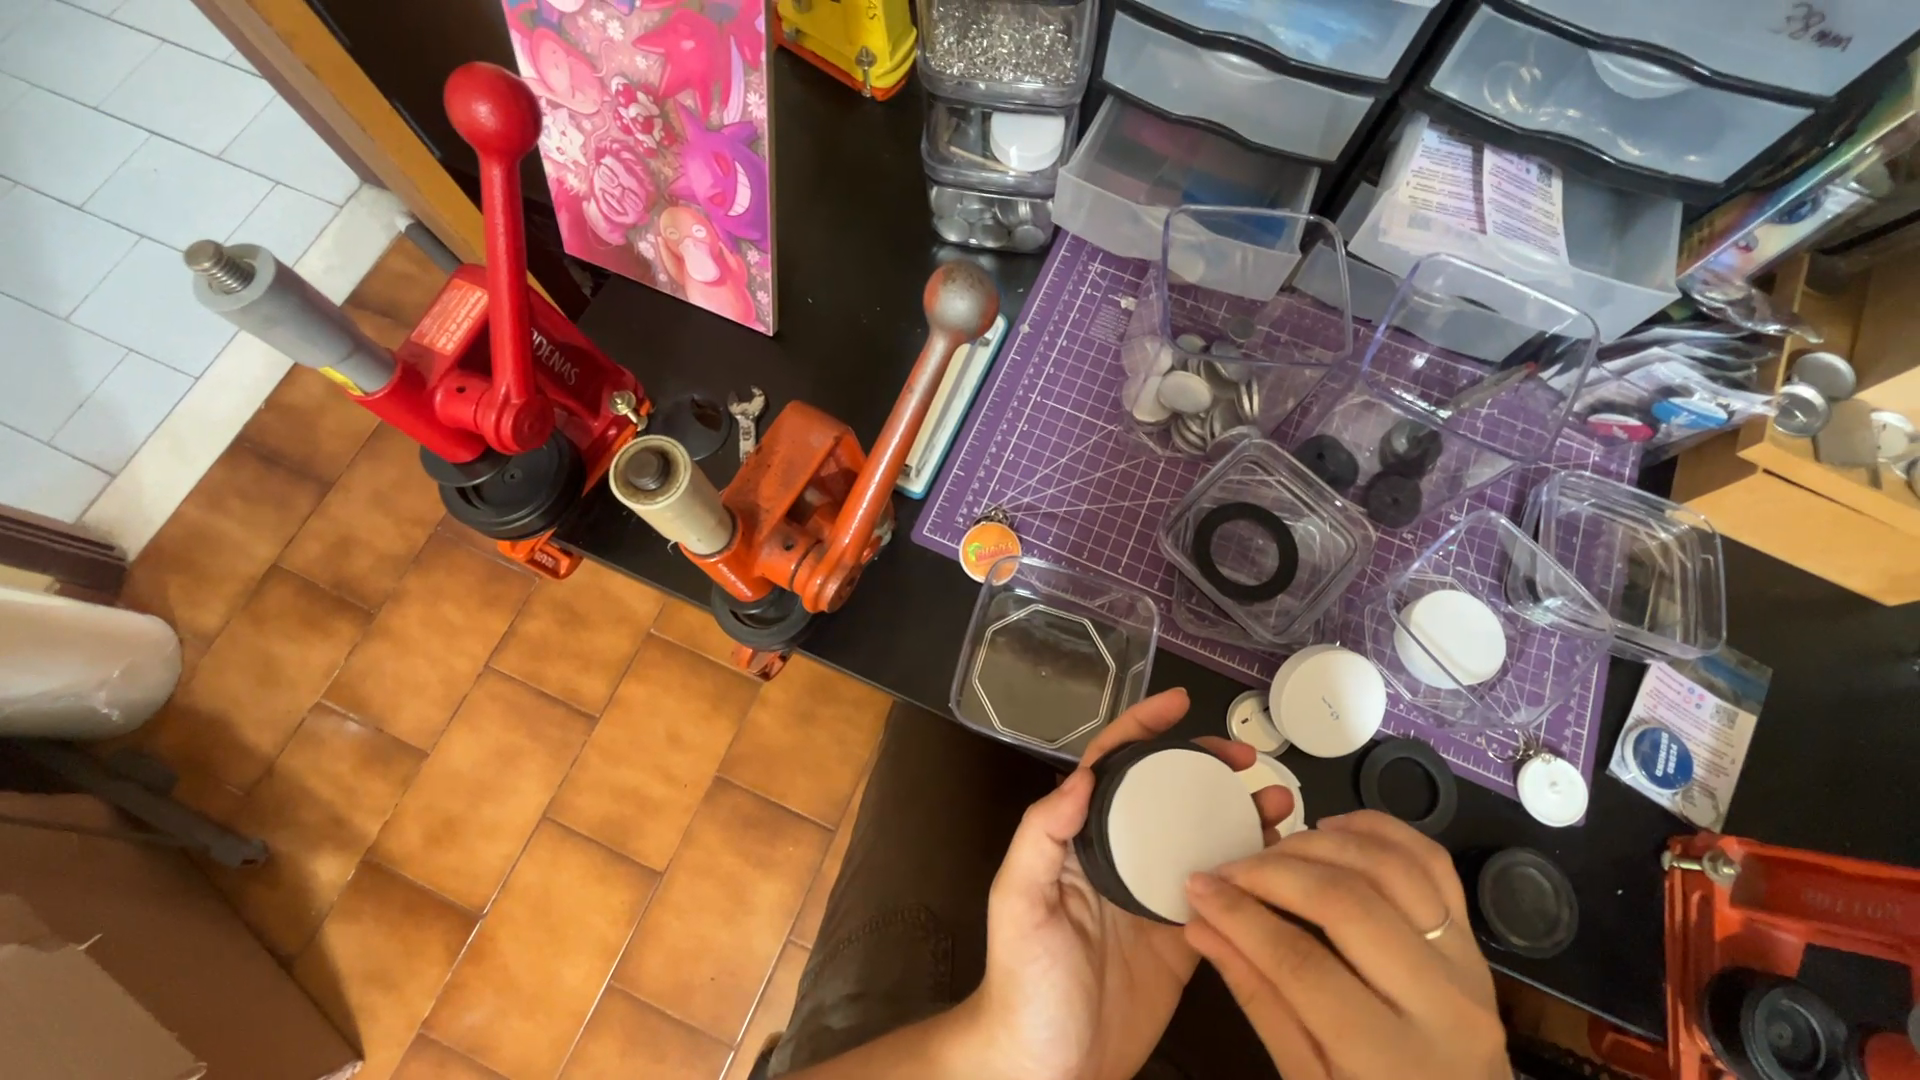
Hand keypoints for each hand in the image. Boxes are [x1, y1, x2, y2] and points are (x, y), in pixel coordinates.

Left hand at [962, 688, 1294, 1079]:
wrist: (1046, 1067)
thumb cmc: (1024, 981)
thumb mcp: (1018, 900)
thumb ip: (1041, 834)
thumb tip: (1083, 776)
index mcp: (1080, 839)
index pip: (1112, 767)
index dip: (1142, 729)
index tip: (1180, 704)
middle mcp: (1119, 857)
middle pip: (1165, 793)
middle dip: (1203, 765)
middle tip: (1246, 758)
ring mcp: (1154, 895)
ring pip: (1200, 836)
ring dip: (1237, 811)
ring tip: (1278, 799)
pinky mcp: (1184, 938)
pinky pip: (1222, 894)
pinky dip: (1252, 871)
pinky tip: (1280, 860)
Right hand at [1183, 810, 1508, 1079]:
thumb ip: (1258, 999)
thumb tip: (1200, 927)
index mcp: (1396, 1061)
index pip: (1303, 966)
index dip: (1241, 918)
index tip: (1197, 887)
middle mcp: (1445, 1005)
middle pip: (1348, 905)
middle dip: (1273, 873)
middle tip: (1225, 868)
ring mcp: (1468, 966)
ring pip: (1391, 869)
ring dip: (1320, 844)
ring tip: (1272, 852)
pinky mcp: (1475, 941)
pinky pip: (1434, 864)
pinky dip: (1380, 831)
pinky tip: (1331, 827)